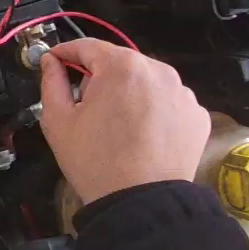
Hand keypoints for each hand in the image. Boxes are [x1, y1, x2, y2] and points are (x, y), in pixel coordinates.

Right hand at [39, 40, 210, 202]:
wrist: (141, 203)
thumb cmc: (94, 160)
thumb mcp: (57, 120)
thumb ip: (51, 81)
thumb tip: (52, 62)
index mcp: (121, 67)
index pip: (87, 46)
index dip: (66, 52)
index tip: (55, 61)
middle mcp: (157, 71)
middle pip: (119, 63)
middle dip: (100, 77)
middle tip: (85, 104)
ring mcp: (182, 93)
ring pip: (145, 81)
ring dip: (128, 92)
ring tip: (116, 123)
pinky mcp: (197, 115)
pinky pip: (167, 102)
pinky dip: (152, 110)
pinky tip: (141, 134)